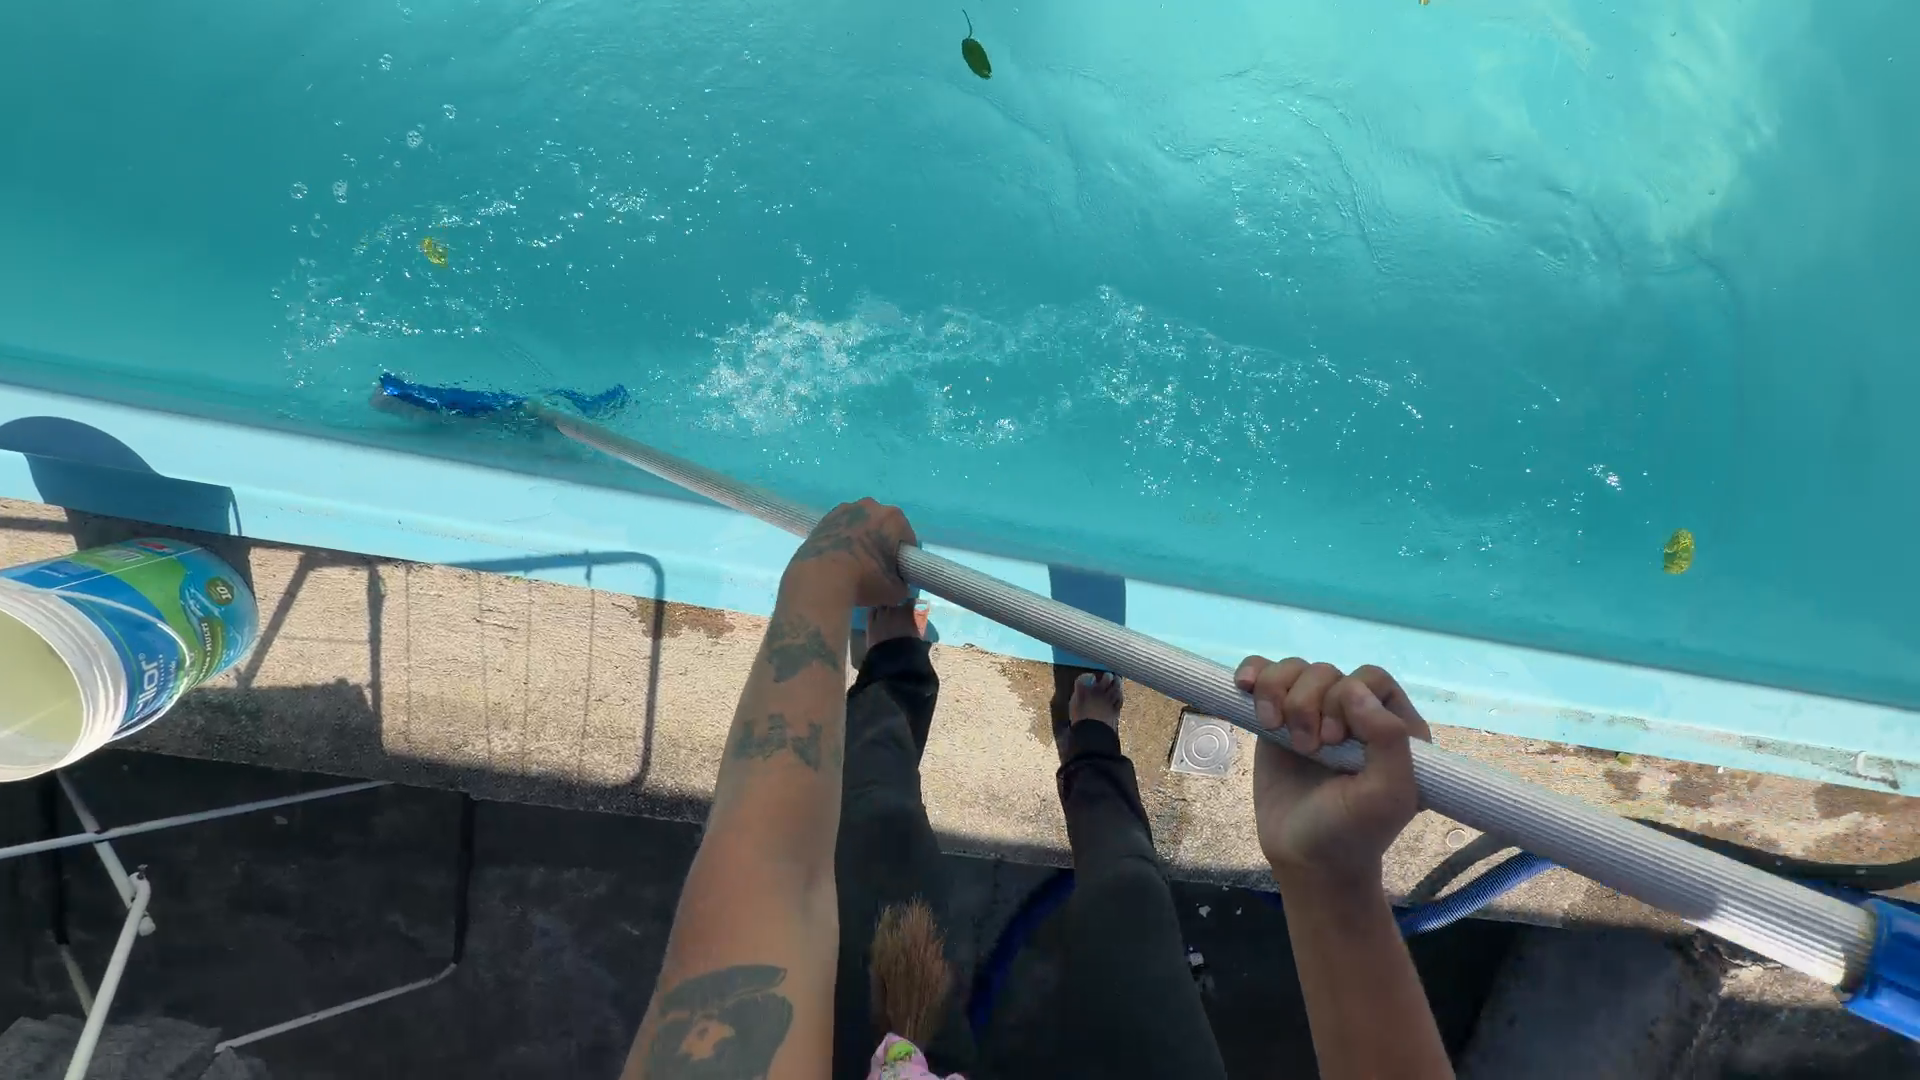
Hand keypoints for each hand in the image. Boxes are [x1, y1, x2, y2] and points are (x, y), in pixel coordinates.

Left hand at [782, 498, 916, 608]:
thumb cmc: (864, 579)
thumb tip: (899, 584)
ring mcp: (844, 509)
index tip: (898, 571)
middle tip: (878, 567)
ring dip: (862, 538)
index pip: (907, 538)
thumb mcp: (895, 591)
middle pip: (883, 527)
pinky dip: (843, 539)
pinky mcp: (824, 518)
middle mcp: (871, 506)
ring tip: (855, 563)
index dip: (905, 556)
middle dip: (883, 543)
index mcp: (893, 518)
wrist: (820, 578)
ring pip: (861, 525)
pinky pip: (841, 528)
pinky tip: (839, 558)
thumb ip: (903, 584)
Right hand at [1236, 657, 1430, 890]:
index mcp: (1394, 728)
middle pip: (1324, 672)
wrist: (1305, 858)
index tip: (1333, 740)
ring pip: (1291, 669)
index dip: (1346, 698)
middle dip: (1307, 703)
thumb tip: (1353, 688)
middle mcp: (1353, 714)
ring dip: (1276, 692)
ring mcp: (1312, 713)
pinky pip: (1262, 673)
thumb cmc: (1352, 832)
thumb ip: (1388, 739)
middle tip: (1306, 748)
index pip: (1370, 679)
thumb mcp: (1387, 795)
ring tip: (1273, 727)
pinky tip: (1242, 687)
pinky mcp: (1276, 717)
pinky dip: (1252, 673)